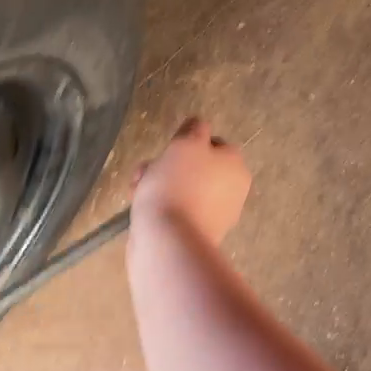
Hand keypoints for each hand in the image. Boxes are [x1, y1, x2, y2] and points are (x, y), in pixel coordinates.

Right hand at [131, 117, 251, 245]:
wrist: (167, 243)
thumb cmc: (177, 187)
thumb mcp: (186, 143)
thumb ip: (193, 129)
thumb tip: (197, 127)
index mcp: (235, 168)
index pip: (213, 144)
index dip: (187, 144)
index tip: (167, 151)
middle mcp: (230, 193)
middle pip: (195, 170)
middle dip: (167, 168)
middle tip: (144, 172)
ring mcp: (212, 220)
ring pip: (182, 193)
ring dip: (157, 188)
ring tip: (135, 192)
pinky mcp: (192, 238)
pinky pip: (175, 216)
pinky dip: (159, 211)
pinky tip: (140, 213)